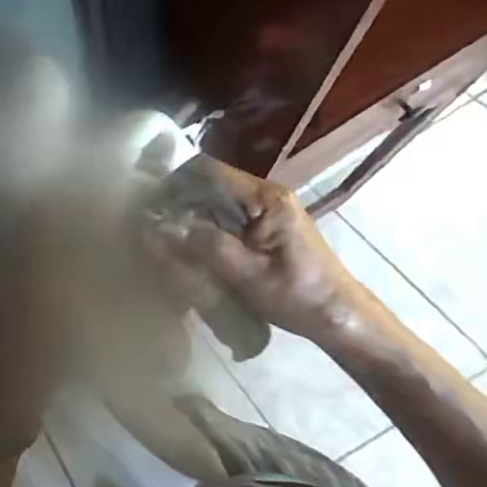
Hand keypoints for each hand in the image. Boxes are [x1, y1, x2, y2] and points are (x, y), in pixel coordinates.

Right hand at [148, 156, 400, 355]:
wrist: (340, 317)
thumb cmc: (297, 295)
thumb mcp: (246, 274)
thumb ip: (203, 245)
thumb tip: (158, 225)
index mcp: (265, 198)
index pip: (208, 170)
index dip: (173, 180)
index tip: (147, 202)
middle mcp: (266, 194)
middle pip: (210, 183)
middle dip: (177, 200)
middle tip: (149, 223)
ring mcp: (267, 209)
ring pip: (216, 200)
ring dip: (190, 215)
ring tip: (162, 235)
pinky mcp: (266, 225)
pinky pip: (226, 216)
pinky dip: (205, 227)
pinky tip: (189, 246)